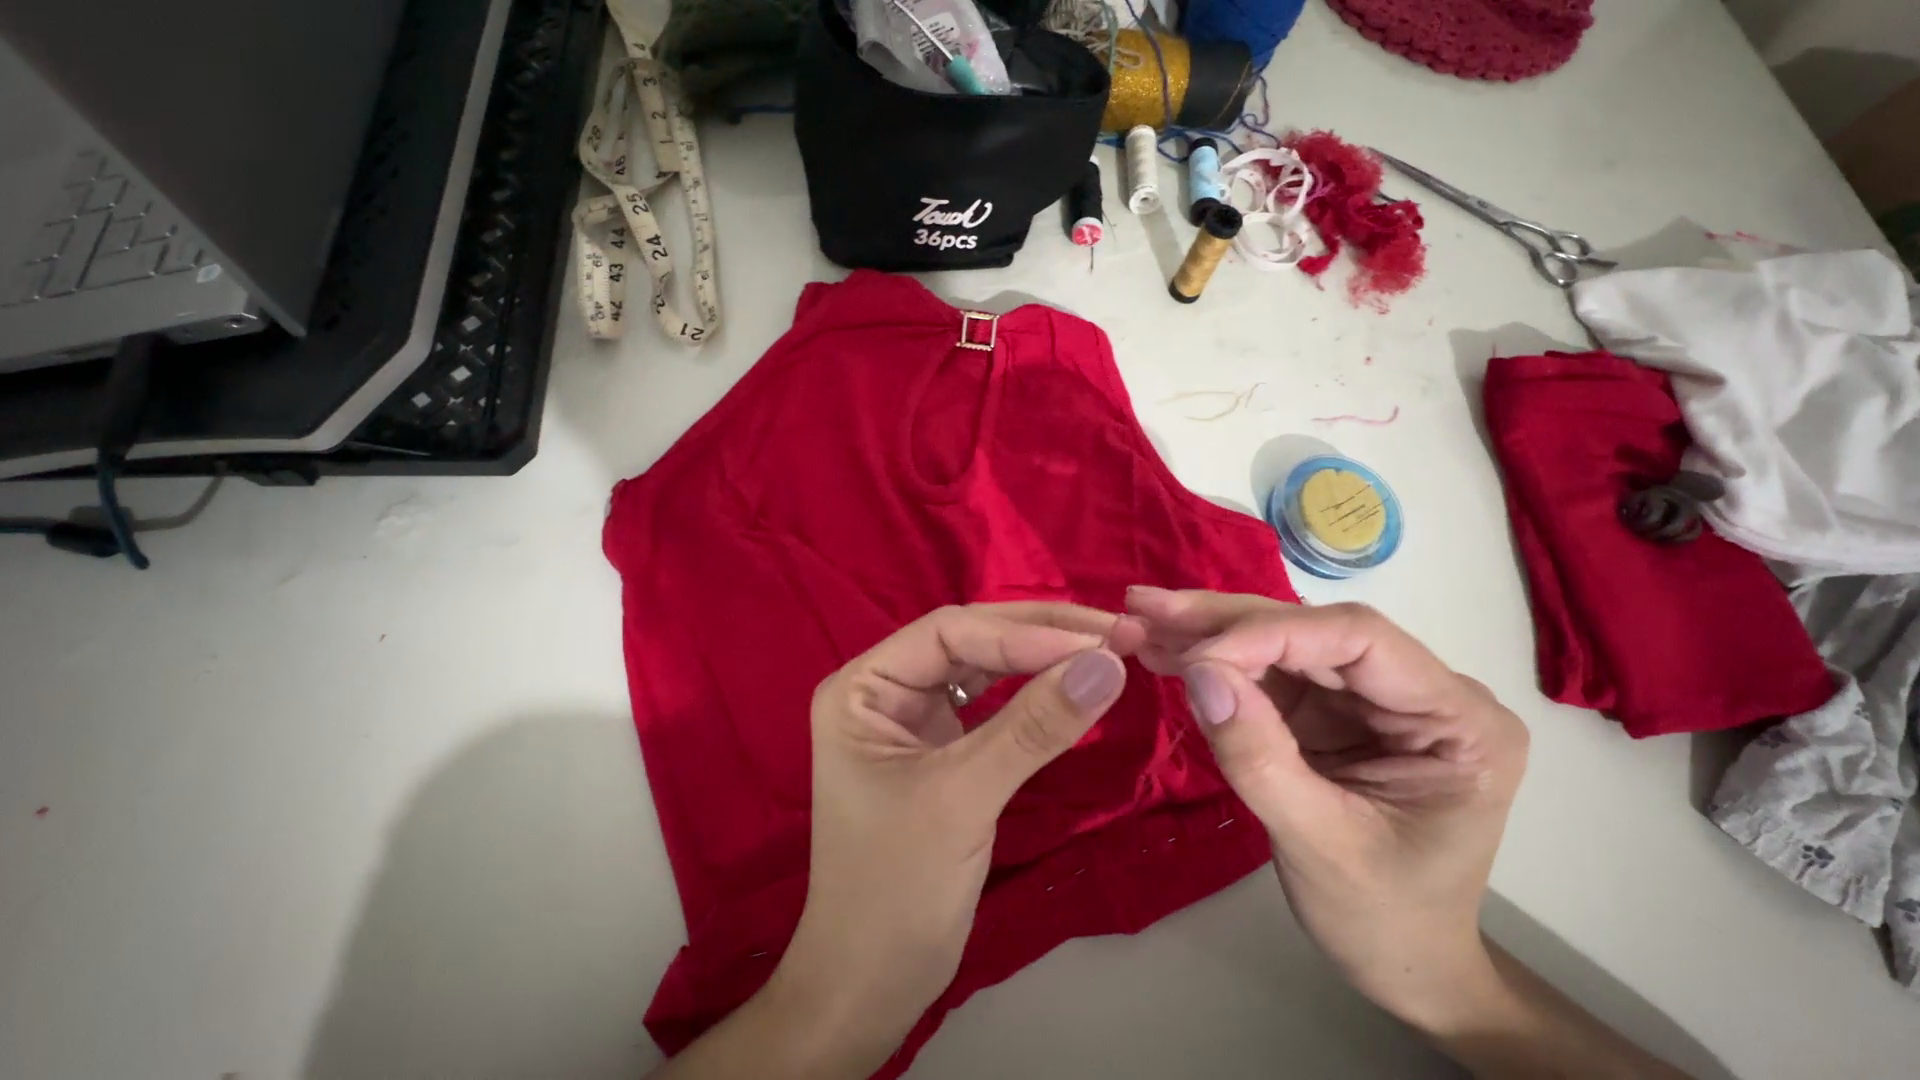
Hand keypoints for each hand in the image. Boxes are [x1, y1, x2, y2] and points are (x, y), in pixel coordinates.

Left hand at [763, 602, 1134, 1075]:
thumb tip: (1109, 664)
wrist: (871, 983)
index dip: (1024, 634)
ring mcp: (914, 721)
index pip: (950, 632)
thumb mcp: (964, 797)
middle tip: (1119, 632)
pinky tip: (1072, 687)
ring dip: (1043, 658)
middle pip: (970, 640)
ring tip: (1108, 649)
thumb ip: (1033, 727)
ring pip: (985, 668)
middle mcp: (884, 691)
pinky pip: (993, 707)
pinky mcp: (943, 753)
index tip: (1099, 645)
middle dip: (1041, 635)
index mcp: (862, 687)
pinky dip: (1034, 695)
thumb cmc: (896, 888)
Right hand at [1125, 587, 1528, 1028]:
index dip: (1272, 634)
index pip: (1360, 641)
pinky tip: (1165, 651)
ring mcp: (1375, 701)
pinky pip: (1269, 676)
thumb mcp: (1318, 844)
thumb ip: (1259, 758)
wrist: (1400, 965)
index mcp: (1459, 721)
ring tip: (1141, 620)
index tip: (1195, 656)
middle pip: (1316, 633)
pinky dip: (1215, 666)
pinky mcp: (1334, 714)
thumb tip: (1198, 673)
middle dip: (1226, 622)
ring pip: (1284, 645)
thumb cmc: (1380, 917)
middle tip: (1147, 606)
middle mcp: (1424, 693)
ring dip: (1209, 635)